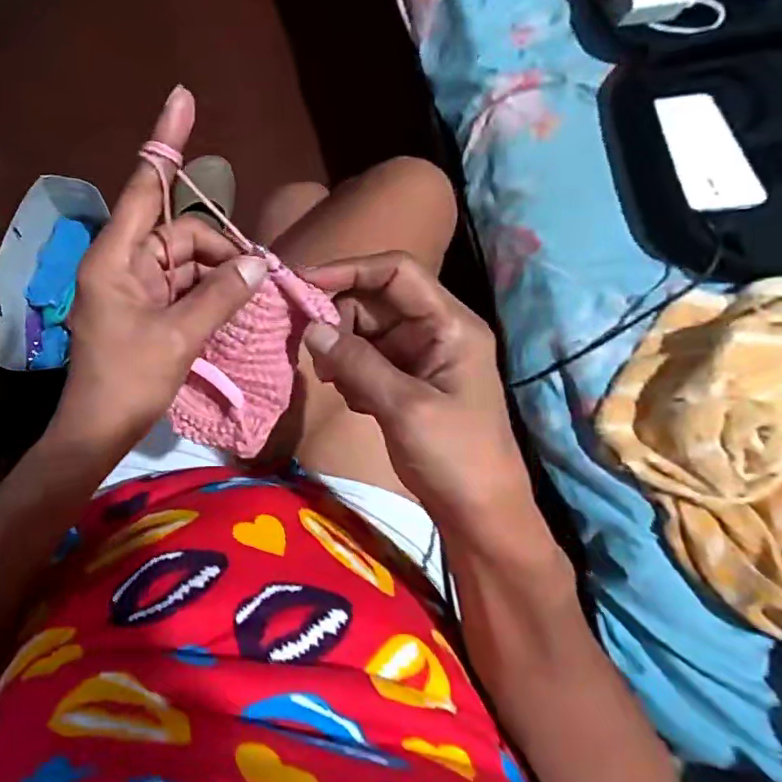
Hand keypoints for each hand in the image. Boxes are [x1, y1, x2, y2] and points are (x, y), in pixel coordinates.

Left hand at [50, 87, 267, 454]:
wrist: (96, 430)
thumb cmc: (127, 382)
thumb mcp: (179, 337)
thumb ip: (220, 296)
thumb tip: (257, 265)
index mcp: (115, 258)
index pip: (144, 187)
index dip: (166, 142)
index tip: (181, 98)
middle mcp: (120, 262)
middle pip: (178, 231)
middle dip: (219, 248)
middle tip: (258, 277)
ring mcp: (130, 285)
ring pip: (183, 259)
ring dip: (217, 274)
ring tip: (251, 296)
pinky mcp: (140, 307)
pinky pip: (179, 283)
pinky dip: (207, 291)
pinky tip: (234, 305)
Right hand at [298, 252, 534, 530]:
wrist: (478, 512)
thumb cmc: (455, 455)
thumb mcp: (404, 406)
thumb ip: (357, 363)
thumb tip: (310, 329)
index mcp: (449, 325)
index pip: (396, 272)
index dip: (349, 269)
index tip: (302, 283)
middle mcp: (432, 330)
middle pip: (371, 299)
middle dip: (337, 319)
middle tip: (314, 353)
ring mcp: (416, 354)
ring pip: (360, 328)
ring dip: (339, 350)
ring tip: (336, 384)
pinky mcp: (400, 378)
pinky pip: (360, 356)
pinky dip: (347, 371)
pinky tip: (354, 401)